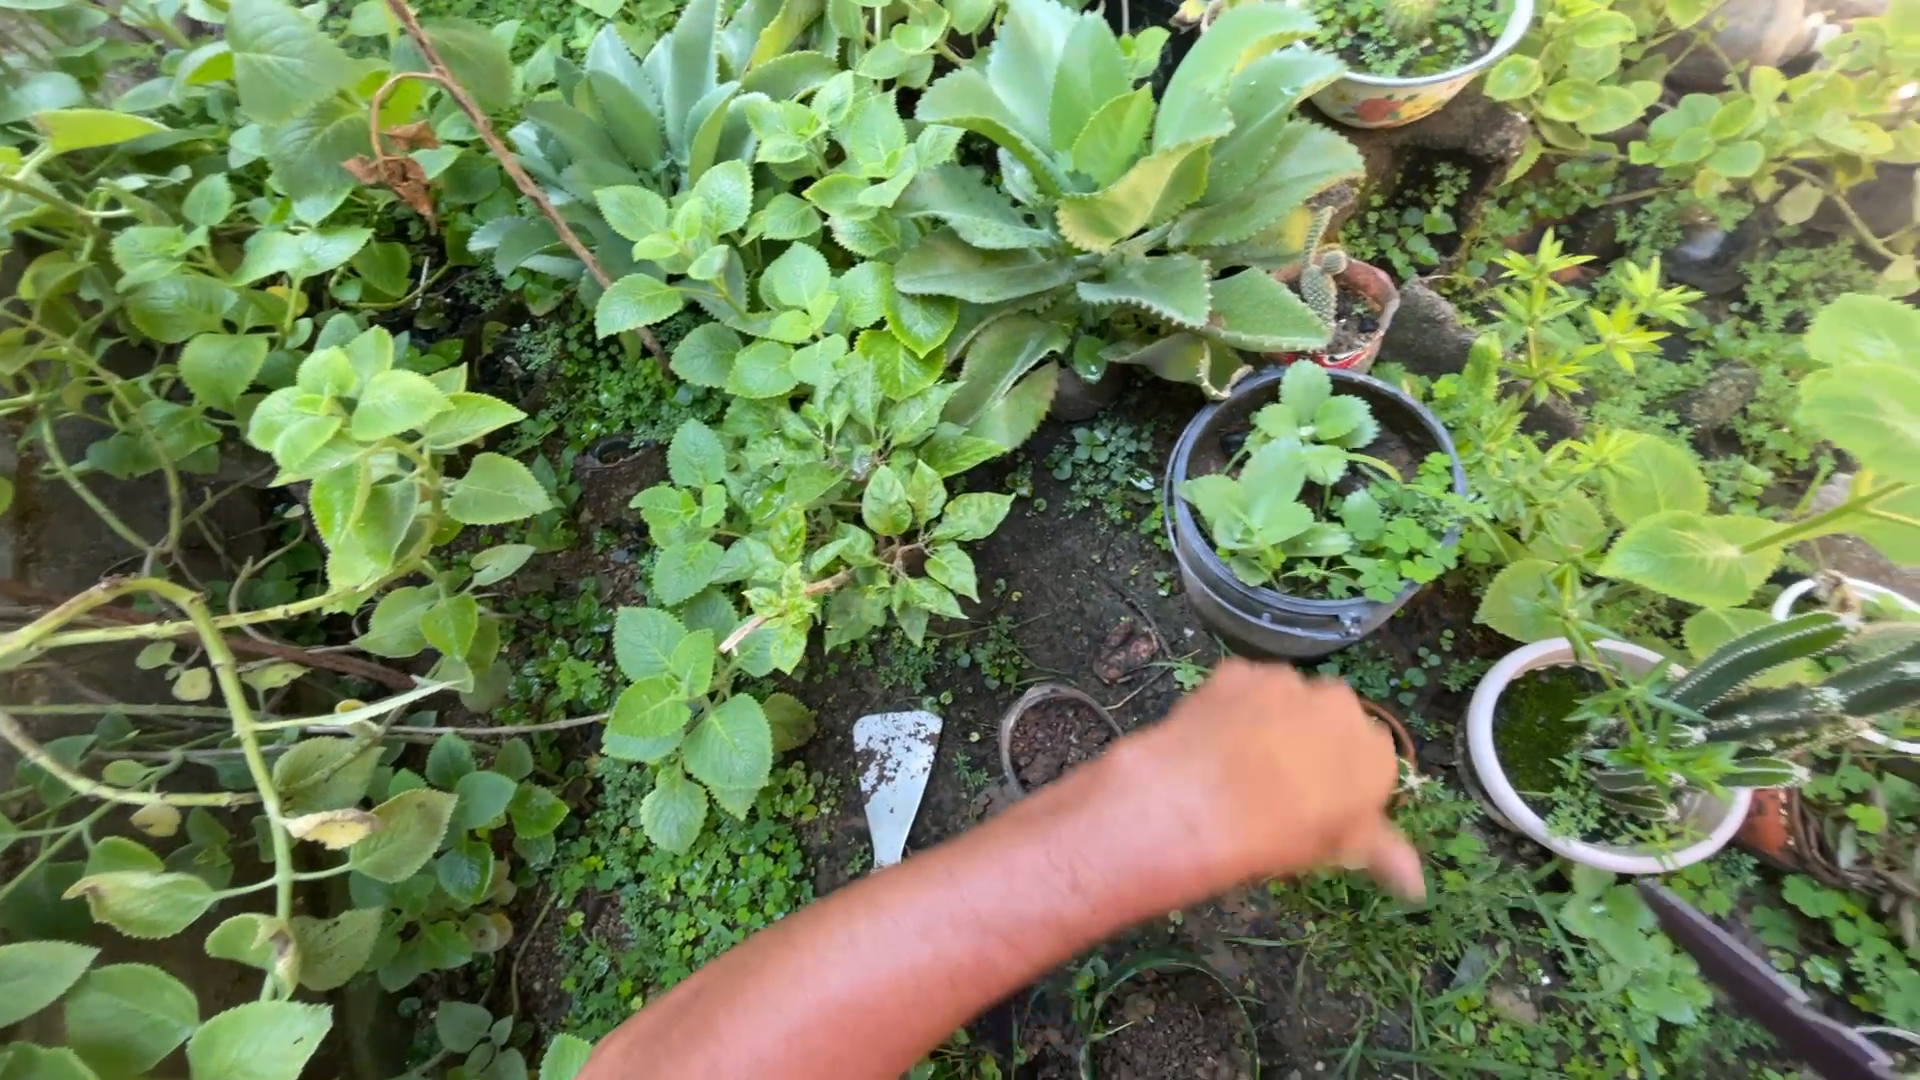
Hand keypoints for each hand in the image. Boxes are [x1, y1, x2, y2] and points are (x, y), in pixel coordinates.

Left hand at [1095, 658, 1423, 900]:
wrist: (1203, 799)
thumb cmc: (1279, 833)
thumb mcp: (1337, 848)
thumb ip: (1381, 850)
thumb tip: (1414, 882)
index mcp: (1375, 750)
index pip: (1368, 758)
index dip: (1340, 778)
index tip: (1318, 799)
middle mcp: (1339, 704)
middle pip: (1329, 718)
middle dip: (1309, 739)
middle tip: (1277, 776)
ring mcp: (1285, 681)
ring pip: (1285, 697)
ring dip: (1271, 716)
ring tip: (1239, 756)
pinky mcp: (1237, 670)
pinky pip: (1241, 685)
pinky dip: (1232, 703)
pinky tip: (1215, 733)